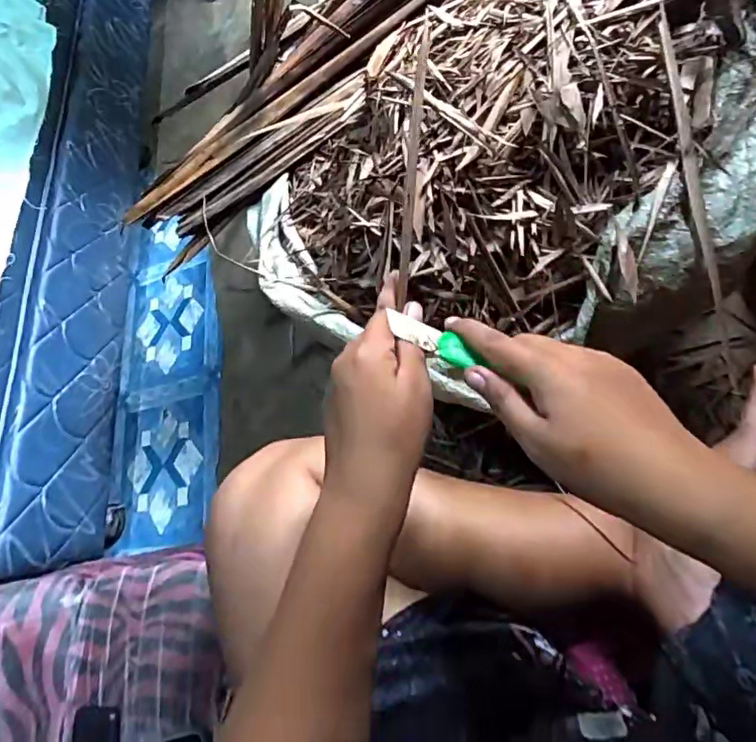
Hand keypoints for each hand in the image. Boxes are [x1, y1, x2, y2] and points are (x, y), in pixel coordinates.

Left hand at [323, 275, 432, 501]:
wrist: (363, 483)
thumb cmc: (399, 431)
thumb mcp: (416, 385)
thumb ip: (412, 343)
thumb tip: (410, 310)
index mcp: (366, 349)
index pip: (381, 311)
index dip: (392, 292)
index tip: (396, 272)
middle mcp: (345, 358)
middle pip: (374, 334)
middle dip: (394, 334)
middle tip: (421, 347)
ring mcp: (336, 379)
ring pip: (366, 355)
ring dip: (385, 357)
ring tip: (408, 381)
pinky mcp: (334, 399)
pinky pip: (358, 374)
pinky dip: (374, 376)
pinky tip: (388, 400)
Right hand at [446, 318, 715, 523]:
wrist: (675, 480)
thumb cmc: (597, 469)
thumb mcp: (537, 442)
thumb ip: (503, 401)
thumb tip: (474, 371)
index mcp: (547, 370)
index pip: (498, 343)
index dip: (471, 333)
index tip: (450, 323)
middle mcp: (573, 354)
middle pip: (526, 342)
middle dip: (501, 349)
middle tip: (484, 370)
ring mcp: (602, 360)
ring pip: (553, 349)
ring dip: (530, 360)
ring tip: (526, 393)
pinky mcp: (623, 371)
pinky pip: (576, 360)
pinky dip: (557, 368)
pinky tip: (565, 400)